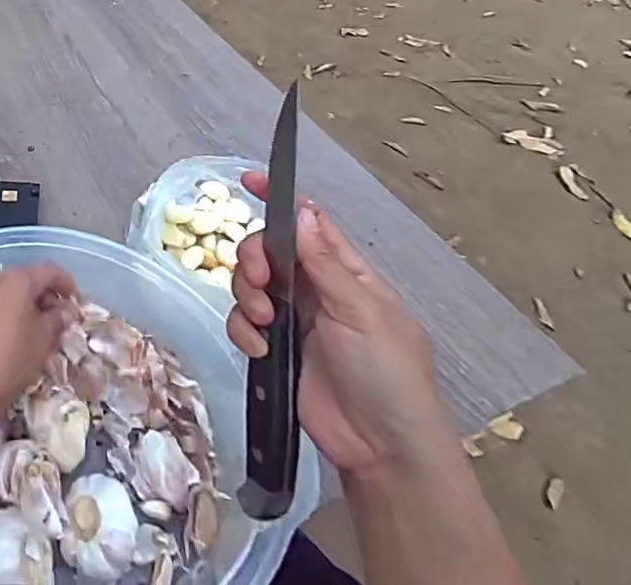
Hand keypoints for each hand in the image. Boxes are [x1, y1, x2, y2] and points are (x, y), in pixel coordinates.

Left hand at [0, 265, 78, 423]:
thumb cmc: (7, 361)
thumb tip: (67, 311)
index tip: (80, 306)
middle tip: (65, 324)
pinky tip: (23, 340)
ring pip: (17, 294)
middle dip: (52, 298)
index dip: (70, 286)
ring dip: (35, 308)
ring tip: (46, 335)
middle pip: (33, 280)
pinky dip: (17, 316)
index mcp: (18, 279)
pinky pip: (2, 305)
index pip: (52, 271)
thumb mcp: (42, 341)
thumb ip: (59, 320)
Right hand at [226, 171, 459, 480]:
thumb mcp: (361, 311)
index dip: (282, 199)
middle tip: (259, 278)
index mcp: (344, 271)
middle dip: (255, 257)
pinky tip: (259, 349)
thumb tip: (302, 211)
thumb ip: (325, 263)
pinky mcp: (274, 347)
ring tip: (264, 323)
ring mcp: (293, 318)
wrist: (382, 449)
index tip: (250, 181)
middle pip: (269, 249)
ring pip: (250, 283)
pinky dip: (243, 330)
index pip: (310, 222)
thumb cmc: (387, 373)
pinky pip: (244, 322)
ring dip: (247, 295)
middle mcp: (315, 288)